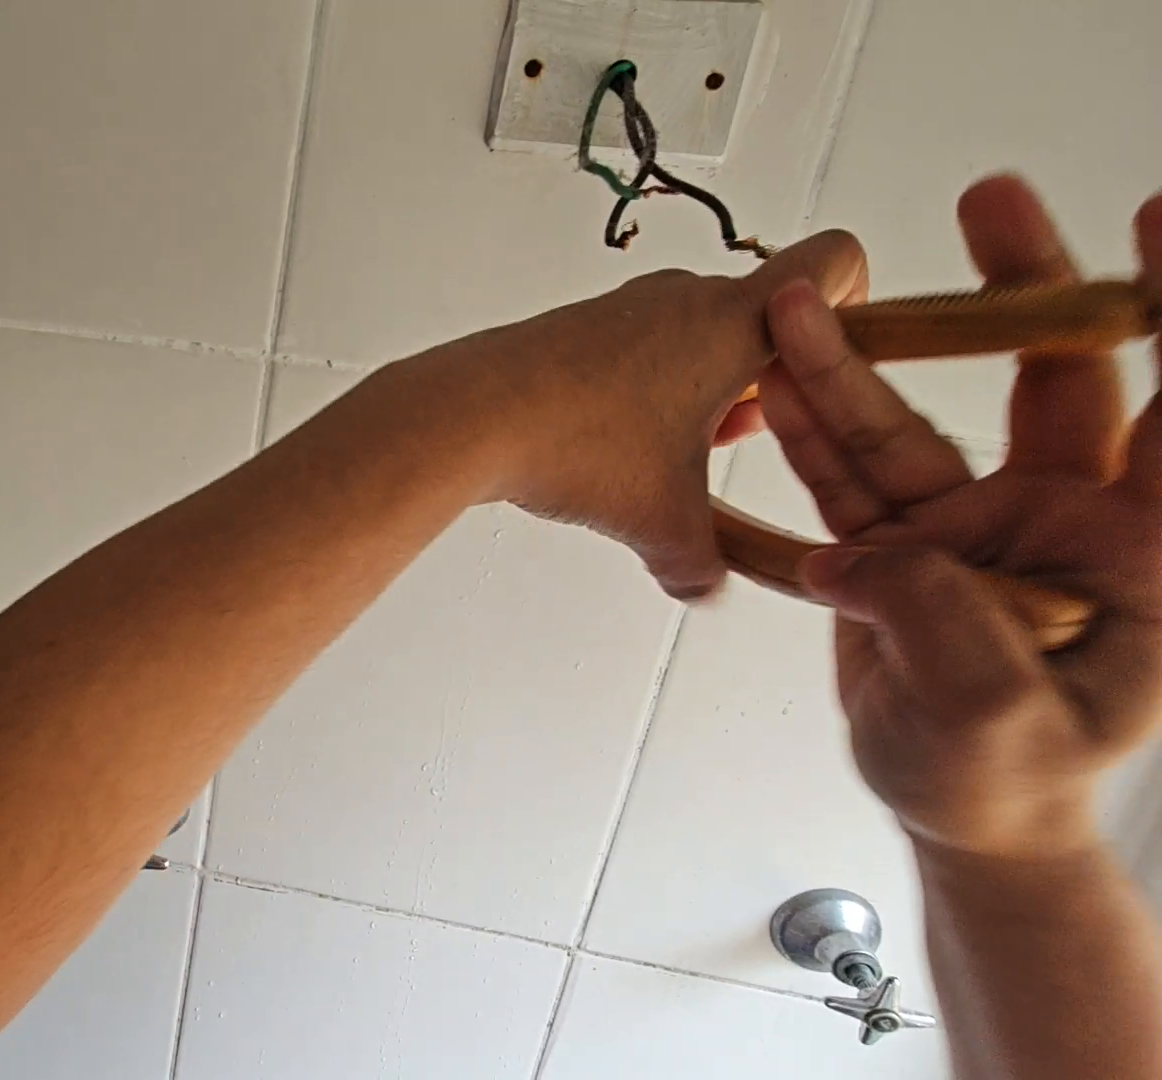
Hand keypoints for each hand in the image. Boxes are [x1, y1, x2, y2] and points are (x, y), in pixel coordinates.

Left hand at [425, 230, 867, 598]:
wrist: (468, 418)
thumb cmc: (572, 442)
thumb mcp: (659, 520)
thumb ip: (698, 561)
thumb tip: (701, 584)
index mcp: (730, 323)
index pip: (830, 264)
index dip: (852, 304)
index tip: (820, 365)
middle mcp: (674, 301)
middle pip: (751, 318)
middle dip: (755, 380)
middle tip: (730, 437)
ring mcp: (612, 313)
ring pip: (681, 338)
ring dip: (688, 390)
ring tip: (661, 452)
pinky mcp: (562, 333)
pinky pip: (621, 350)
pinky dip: (630, 389)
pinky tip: (603, 442)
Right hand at [761, 175, 1161, 858]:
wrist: (949, 795)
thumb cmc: (1002, 774)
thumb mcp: (995, 712)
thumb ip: (941, 620)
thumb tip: (861, 555)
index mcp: (1138, 550)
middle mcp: (1056, 522)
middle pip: (1050, 382)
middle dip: (1016, 294)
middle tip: (989, 209)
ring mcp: (965, 529)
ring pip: (912, 428)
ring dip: (853, 370)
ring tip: (796, 315)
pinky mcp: (894, 547)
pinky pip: (846, 480)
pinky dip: (807, 438)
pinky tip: (774, 395)